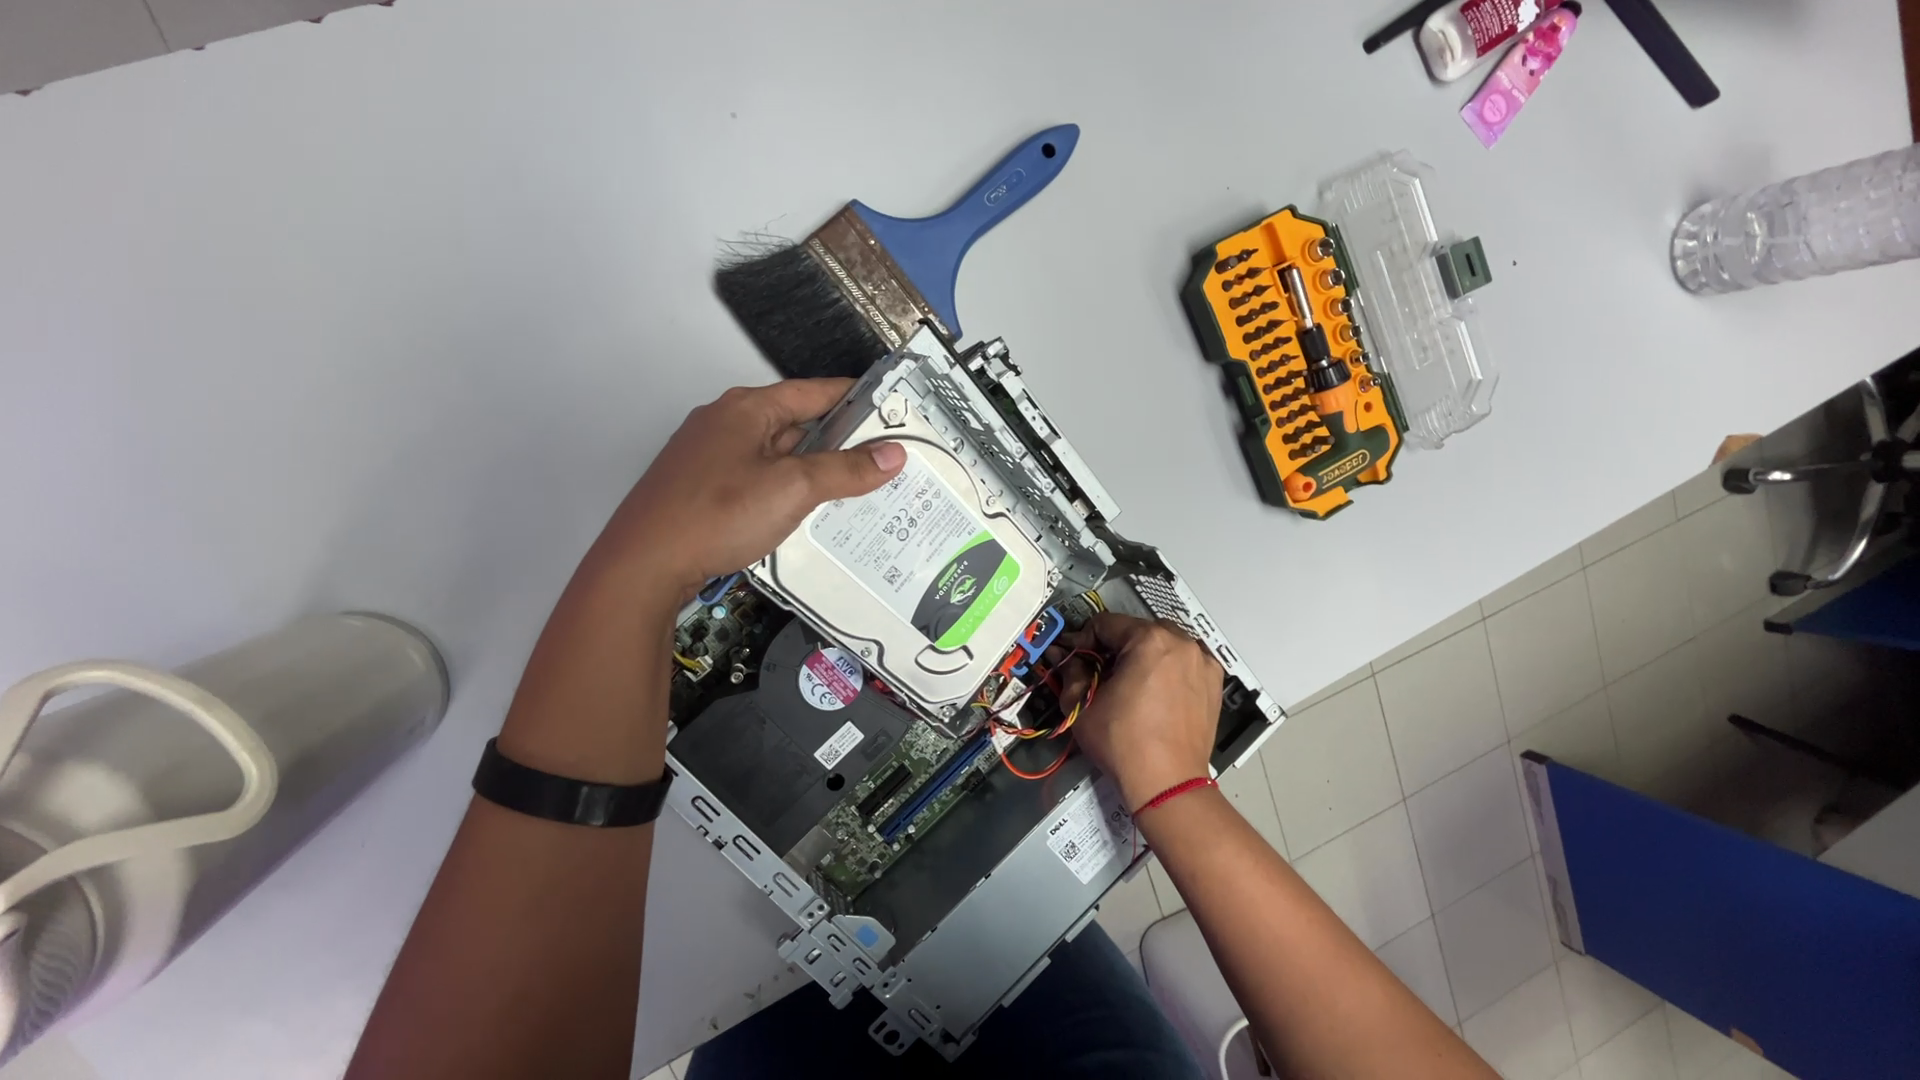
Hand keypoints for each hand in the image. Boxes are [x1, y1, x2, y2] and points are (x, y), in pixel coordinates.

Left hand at [588, 379, 904, 601]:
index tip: (889, 407)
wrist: (644, 565)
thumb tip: (891, 454)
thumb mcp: (793, 489)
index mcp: (746, 409)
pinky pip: (756, 478)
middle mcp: (725, 424)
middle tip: (878, 458)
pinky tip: (799, 513)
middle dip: (837, 441)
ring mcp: (709, 457)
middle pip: (795, 423)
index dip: (854, 398)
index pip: (814, 391)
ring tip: (849, 489)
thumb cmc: (714, 516)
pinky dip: (783, 489)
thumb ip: (845, 470)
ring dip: (810, 469)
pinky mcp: (701, 488)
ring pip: (775, 454)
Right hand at [1054, 613, 1221, 810]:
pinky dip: (1168, 669)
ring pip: (1164, 644)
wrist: (1167, 782)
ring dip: (1144, 655)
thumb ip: (1071, 671)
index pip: (1105, 624)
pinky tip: (1156, 692)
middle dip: (1116, 647)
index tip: (1075, 659)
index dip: (1084, 640)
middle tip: (1100, 673)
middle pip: (1137, 630)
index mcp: (1148, 640)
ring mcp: (1202, 662)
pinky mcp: (1214, 683)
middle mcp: (1181, 642)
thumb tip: (1063, 654)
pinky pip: (1185, 662)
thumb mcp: (1083, 704)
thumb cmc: (1123, 742)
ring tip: (1129, 683)